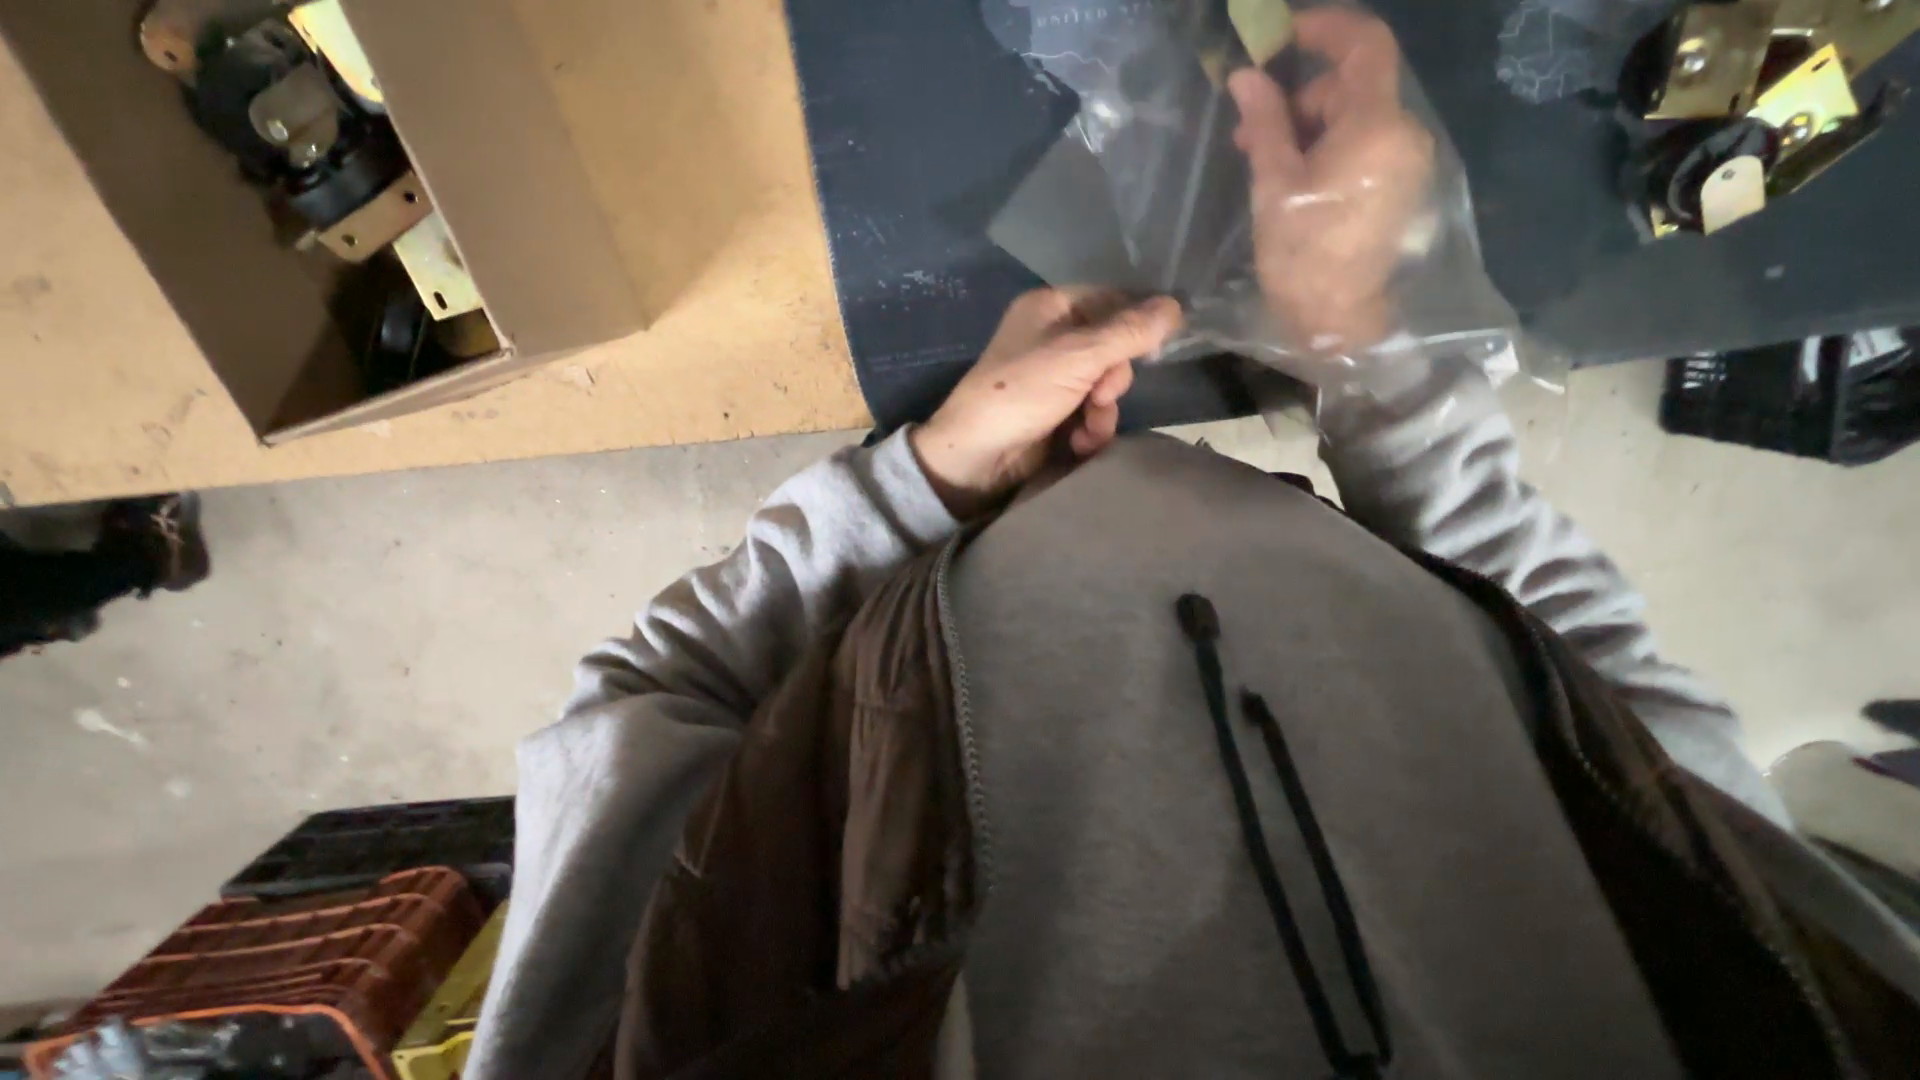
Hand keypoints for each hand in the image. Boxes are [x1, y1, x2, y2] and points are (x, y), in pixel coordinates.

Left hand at [910, 289, 1182, 517]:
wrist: (975, 456)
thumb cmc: (1020, 392)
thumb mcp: (1077, 356)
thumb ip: (1128, 332)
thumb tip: (1176, 305)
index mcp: (1050, 307)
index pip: (1111, 299)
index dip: (1136, 321)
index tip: (1156, 347)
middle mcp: (1052, 337)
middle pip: (1114, 347)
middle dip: (1113, 378)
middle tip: (1100, 394)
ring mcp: (1053, 377)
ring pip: (1107, 385)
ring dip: (1104, 410)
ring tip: (1087, 427)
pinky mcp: (1055, 412)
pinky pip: (1092, 412)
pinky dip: (1091, 429)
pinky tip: (1079, 444)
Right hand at [1228, 8, 1433, 353]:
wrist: (1335, 318)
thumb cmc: (1300, 253)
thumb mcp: (1274, 185)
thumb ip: (1265, 123)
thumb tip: (1247, 77)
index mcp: (1375, 127)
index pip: (1365, 46)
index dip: (1327, 29)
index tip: (1284, 35)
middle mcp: (1404, 134)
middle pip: (1355, 86)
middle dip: (1303, 97)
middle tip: (1251, 131)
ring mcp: (1408, 161)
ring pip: (1359, 117)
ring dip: (1312, 127)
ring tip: (1266, 162)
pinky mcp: (1402, 185)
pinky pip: (1367, 145)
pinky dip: (1332, 148)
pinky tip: (1297, 178)